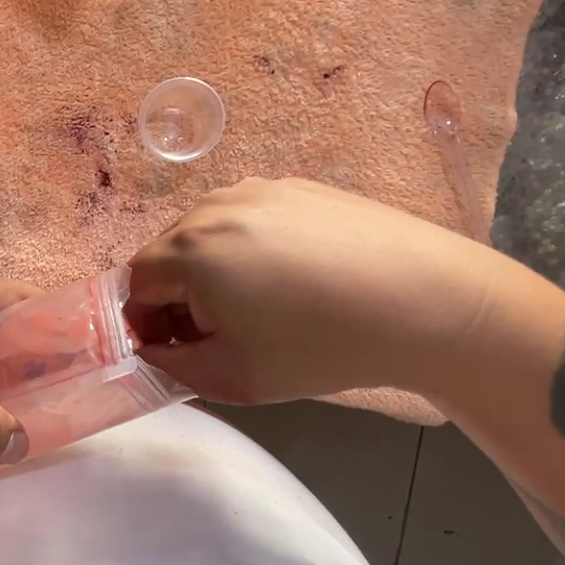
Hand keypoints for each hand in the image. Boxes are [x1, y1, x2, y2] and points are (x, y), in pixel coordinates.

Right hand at [125, 179, 517, 403]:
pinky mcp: (300, 187)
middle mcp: (213, 207)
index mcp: (187, 250)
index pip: (134, 284)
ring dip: (211, 273)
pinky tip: (295, 282)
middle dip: (176, 298)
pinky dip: (250, 251)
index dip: (143, 323)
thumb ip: (170, 367)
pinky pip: (249, 220)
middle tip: (215, 336)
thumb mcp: (231, 377)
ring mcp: (259, 189)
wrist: (430, 302)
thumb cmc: (318, 346)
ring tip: (258, 308)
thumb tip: (153, 350)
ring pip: (207, 235)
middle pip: (168, 255)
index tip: (175, 351)